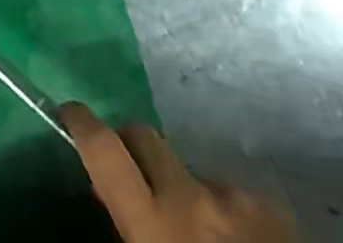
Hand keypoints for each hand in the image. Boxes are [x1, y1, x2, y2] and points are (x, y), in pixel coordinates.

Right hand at [63, 104, 298, 242]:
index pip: (107, 154)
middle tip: (127, 172)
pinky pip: (231, 195)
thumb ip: (128, 231)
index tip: (70, 111)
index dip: (83, 125)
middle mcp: (192, 196)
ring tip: (193, 232)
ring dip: (182, 188)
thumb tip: (108, 197)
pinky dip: (221, 211)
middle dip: (129, 145)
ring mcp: (236, 197)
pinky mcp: (273, 208)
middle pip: (146, 138)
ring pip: (191, 170)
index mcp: (155, 225)